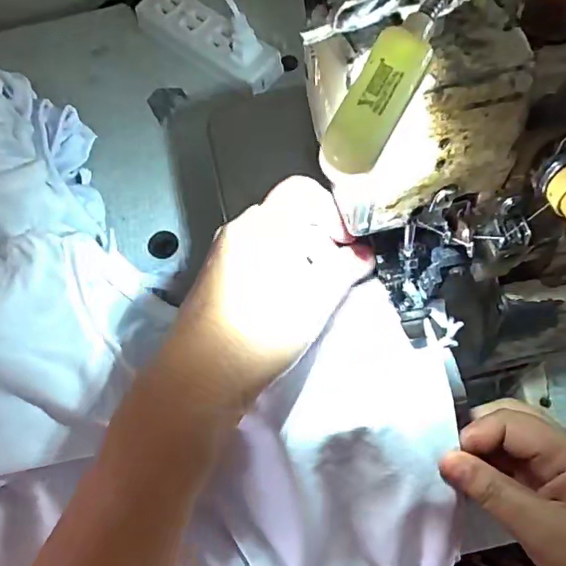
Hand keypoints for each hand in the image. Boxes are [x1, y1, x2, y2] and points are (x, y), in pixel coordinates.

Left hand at [154, 175, 373, 411]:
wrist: (203, 374)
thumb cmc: (261, 333)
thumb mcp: (319, 299)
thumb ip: (347, 269)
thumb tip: (362, 255)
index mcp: (263, 223)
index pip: (305, 191)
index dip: (335, 214)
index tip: (350, 244)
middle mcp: (239, 231)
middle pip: (289, 216)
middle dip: (320, 239)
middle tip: (339, 270)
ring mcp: (223, 255)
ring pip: (272, 242)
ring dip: (299, 259)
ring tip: (314, 294)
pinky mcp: (217, 282)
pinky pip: (255, 263)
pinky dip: (278, 275)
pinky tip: (285, 308)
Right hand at [438, 400, 565, 565]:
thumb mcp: (536, 527)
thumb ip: (490, 490)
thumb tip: (446, 459)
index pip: (510, 421)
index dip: (475, 435)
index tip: (447, 464)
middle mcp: (565, 446)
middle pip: (511, 418)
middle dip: (476, 434)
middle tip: (451, 465)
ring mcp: (559, 462)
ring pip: (511, 437)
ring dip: (482, 450)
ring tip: (459, 474)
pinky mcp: (552, 480)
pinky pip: (515, 459)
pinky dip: (492, 465)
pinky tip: (476, 483)